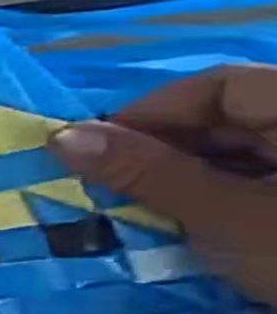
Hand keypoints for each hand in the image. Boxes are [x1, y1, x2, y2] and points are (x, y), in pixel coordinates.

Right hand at [49, 65, 276, 305]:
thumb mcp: (227, 218)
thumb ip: (145, 171)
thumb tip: (59, 136)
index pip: (217, 86)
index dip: (146, 115)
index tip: (91, 158)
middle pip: (235, 116)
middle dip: (164, 151)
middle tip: (112, 193)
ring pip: (251, 150)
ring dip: (190, 178)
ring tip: (152, 216)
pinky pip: (271, 179)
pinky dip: (229, 196)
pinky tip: (207, 227)